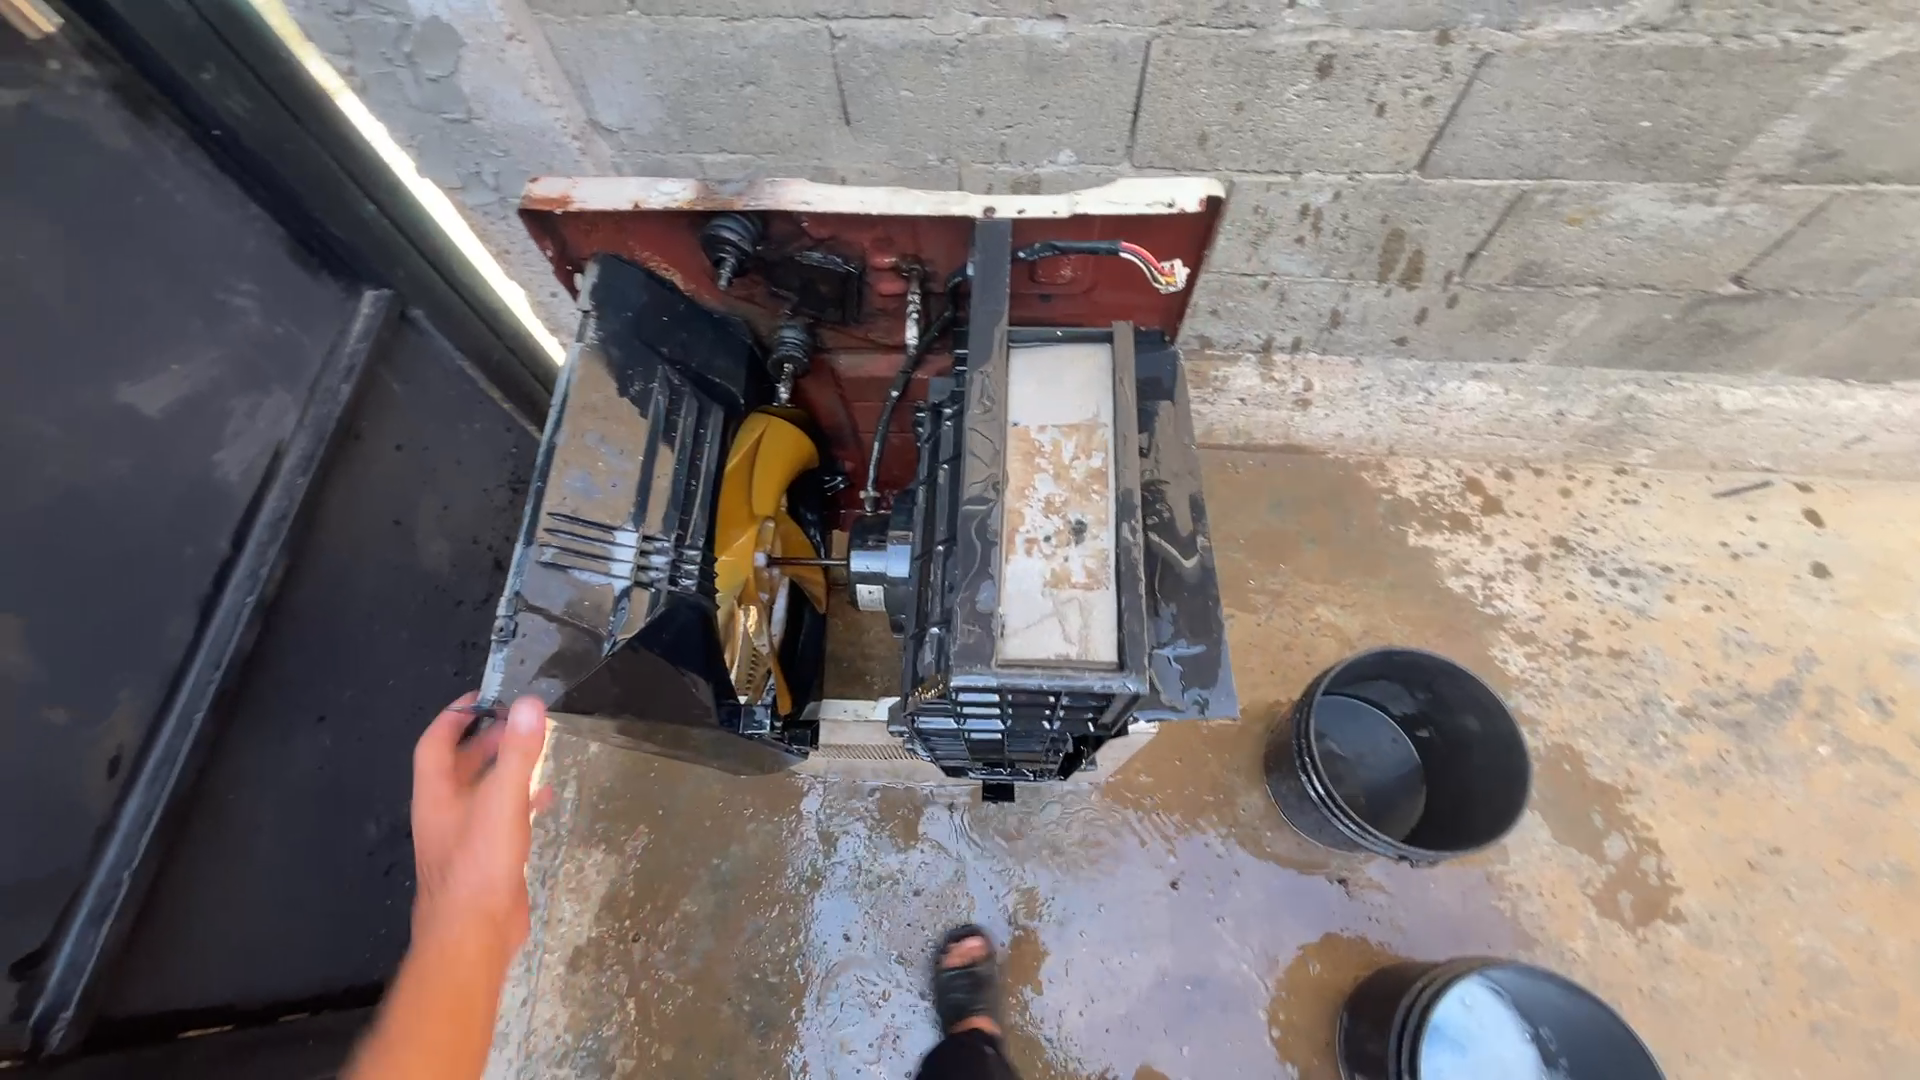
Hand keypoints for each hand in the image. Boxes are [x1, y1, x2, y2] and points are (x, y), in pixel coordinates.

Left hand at [409, 693, 549, 952]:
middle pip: (458, 766)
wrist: (474, 936)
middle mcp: (444, 813)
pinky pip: (501, 815)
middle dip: (485, 738)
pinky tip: (545, 797)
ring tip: (535, 750)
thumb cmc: (481, 864)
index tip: (483, 695)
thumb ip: (518, 752)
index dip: (454, 716)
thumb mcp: (503, 801)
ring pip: (480, 790)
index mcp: (436, 797)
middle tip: (517, 719)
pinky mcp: (486, 857)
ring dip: (504, 767)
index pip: (435, 744)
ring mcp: (464, 837)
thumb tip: (530, 704)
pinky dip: (520, 798)